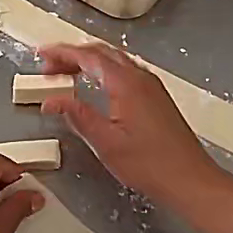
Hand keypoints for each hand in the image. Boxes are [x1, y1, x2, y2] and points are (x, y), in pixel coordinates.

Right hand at [38, 43, 232, 209]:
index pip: (87, 56)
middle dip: (71, 56)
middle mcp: (140, 77)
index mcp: (126, 83)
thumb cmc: (150, 164)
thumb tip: (52, 100)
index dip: (61, 53)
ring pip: (113, 60)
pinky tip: (94, 85)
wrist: (190, 179)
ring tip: (66, 75)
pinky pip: (124, 70)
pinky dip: (103, 70)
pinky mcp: (155, 96)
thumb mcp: (105, 141)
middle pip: (100, 53)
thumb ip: (77, 115)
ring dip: (87, 62)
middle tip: (48, 68)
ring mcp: (151, 85)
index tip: (42, 54)